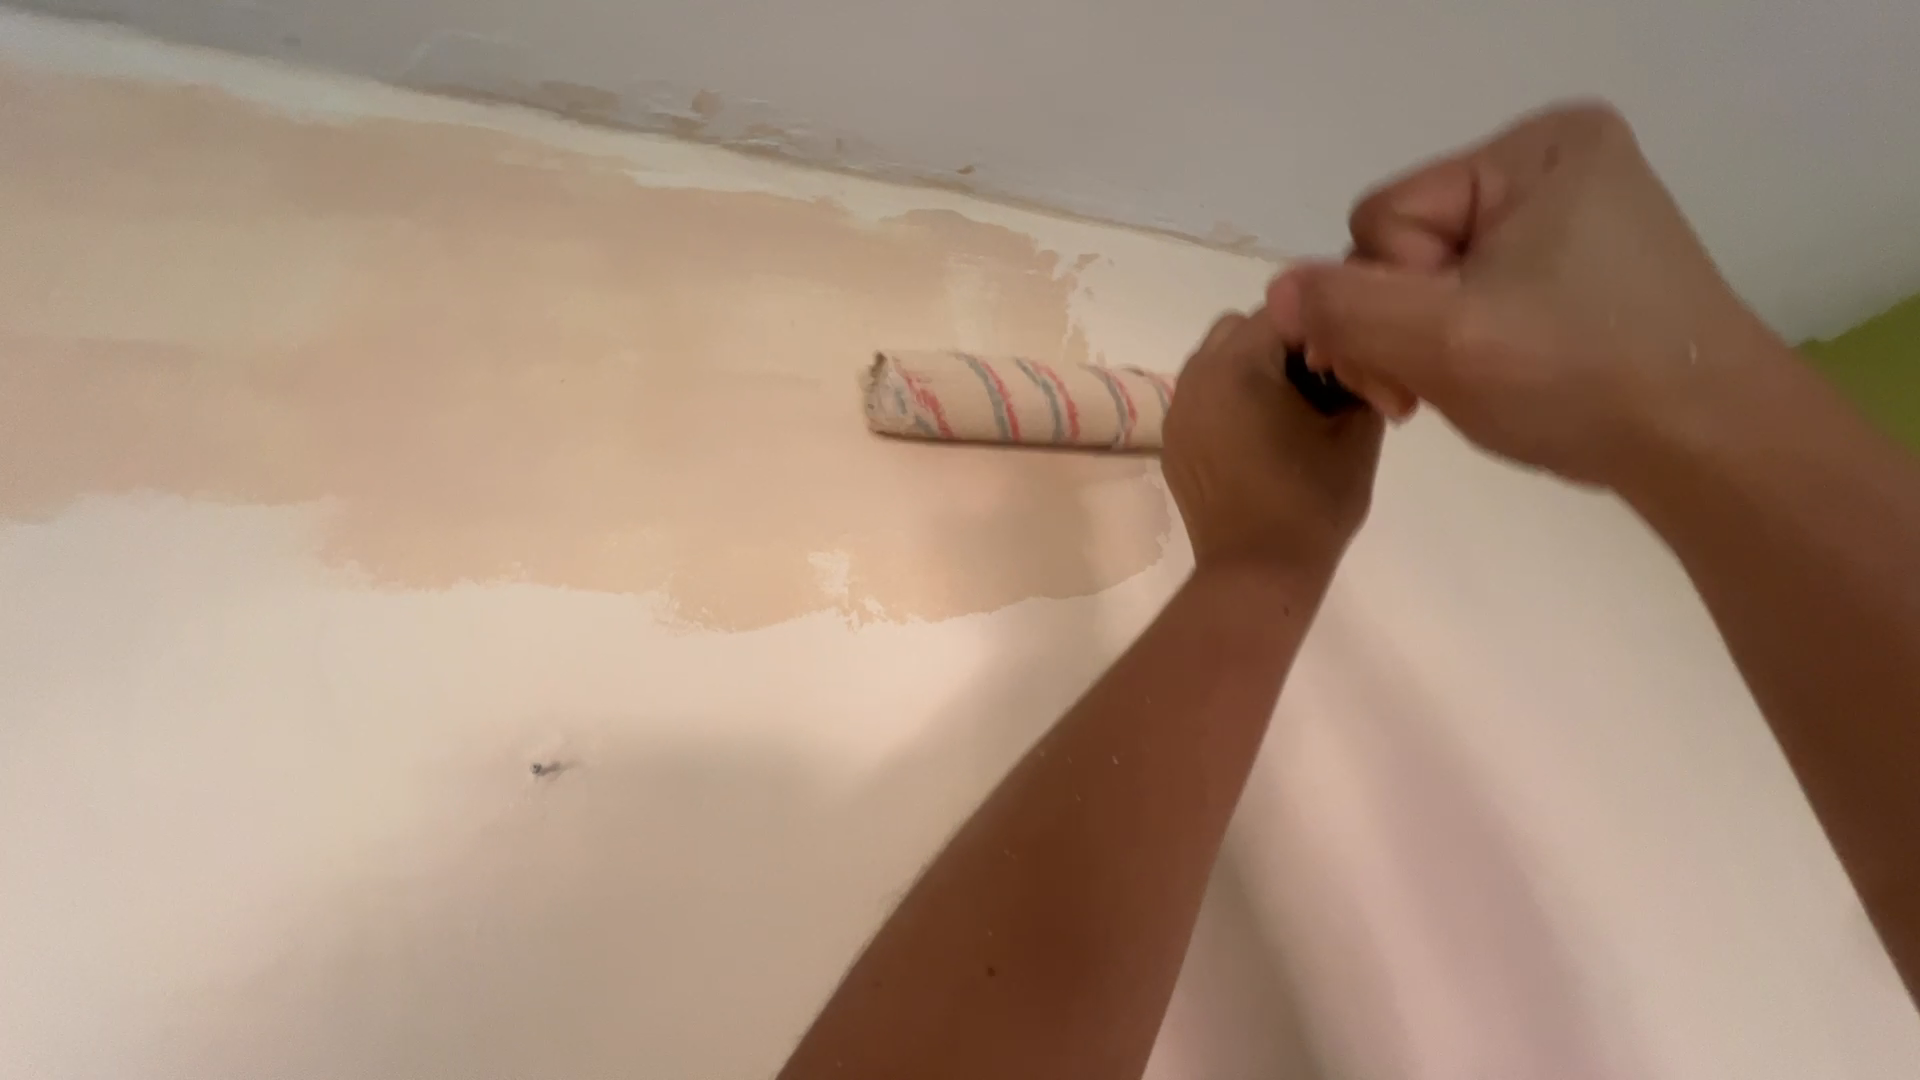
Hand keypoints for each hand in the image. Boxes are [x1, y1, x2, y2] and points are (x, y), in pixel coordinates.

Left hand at [1162, 310, 1383, 576]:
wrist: (1257, 570)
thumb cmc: (1312, 502)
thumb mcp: (1356, 430)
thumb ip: (1356, 372)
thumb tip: (1350, 351)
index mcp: (1235, 367)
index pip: (1284, 310)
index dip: (1324, 323)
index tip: (1350, 354)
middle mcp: (1194, 380)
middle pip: (1240, 329)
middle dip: (1281, 341)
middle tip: (1320, 380)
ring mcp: (1177, 413)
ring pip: (1215, 361)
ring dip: (1251, 368)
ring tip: (1289, 407)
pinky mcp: (1173, 443)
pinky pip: (1201, 398)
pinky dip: (1228, 399)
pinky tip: (1258, 434)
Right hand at [1266, 102, 1780, 486]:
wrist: (1697, 444)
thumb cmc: (1575, 378)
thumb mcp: (1441, 339)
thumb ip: (1341, 308)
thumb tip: (1271, 292)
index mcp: (1532, 153)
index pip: (1381, 219)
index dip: (1382, 295)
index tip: (1422, 354)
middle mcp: (1539, 172)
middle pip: (1392, 252)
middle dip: (1386, 329)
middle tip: (1410, 392)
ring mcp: (1547, 223)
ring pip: (1410, 286)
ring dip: (1401, 349)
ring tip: (1427, 395)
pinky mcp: (1548, 271)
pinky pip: (1448, 302)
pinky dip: (1434, 349)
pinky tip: (1453, 382)